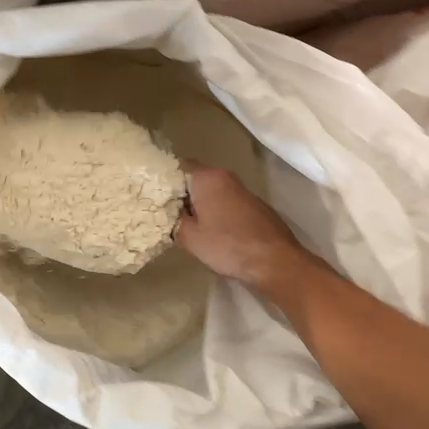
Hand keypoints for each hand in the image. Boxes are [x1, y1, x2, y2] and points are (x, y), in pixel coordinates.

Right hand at [175, 162, 317, 290]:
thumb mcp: (189, 237)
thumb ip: (173, 221)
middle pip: (194, 178)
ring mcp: (242, 191)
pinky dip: (213, 211)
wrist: (276, 262)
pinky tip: (209, 231)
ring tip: (183, 224)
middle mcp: (225, 177)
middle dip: (179, 194)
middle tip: (163, 213)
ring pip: (210, 191)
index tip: (152, 196)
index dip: (162, 179)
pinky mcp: (252, 206)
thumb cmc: (228, 246)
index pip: (177, 166)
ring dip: (197, 205)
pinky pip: (224, 202)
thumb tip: (168, 214)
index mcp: (208, 178)